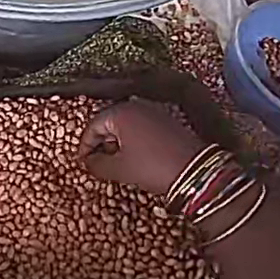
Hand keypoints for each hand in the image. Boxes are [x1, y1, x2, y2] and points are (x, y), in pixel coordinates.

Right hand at [79, 98, 209, 193]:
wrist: (196, 171)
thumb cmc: (152, 167)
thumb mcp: (119, 169)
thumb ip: (97, 164)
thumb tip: (88, 162)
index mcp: (120, 113)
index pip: (92, 126)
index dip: (85, 145)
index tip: (83, 162)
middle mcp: (136, 106)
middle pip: (108, 122)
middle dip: (100, 143)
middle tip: (97, 162)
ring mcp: (153, 111)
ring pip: (125, 124)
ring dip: (117, 142)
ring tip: (116, 162)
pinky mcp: (166, 121)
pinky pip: (140, 126)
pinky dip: (132, 139)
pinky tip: (134, 157)